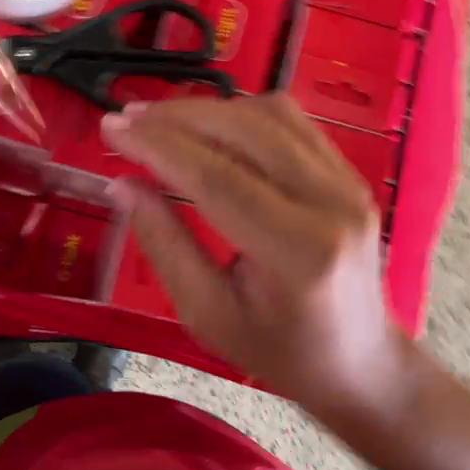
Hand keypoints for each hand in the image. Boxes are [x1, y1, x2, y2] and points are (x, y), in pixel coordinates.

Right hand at [101, 93, 417, 420]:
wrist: (357, 361)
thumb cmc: (277, 350)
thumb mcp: (207, 313)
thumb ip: (165, 244)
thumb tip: (123, 184)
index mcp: (298, 251)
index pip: (217, 177)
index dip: (158, 146)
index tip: (112, 127)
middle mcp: (331, 203)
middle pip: (246, 131)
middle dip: (177, 117)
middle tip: (128, 118)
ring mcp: (347, 182)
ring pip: (270, 114)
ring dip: (208, 109)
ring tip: (159, 120)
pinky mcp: (349, 173)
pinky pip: (291, 121)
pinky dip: (241, 114)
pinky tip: (207, 125)